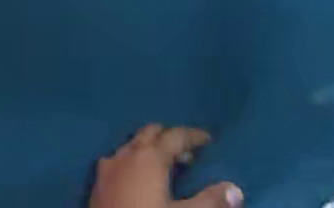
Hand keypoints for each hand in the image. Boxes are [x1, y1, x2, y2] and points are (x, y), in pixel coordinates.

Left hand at [90, 125, 242, 207]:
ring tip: (165, 167)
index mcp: (150, 156)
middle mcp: (128, 152)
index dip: (194, 136)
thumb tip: (235, 189)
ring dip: (150, 148)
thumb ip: (209, 201)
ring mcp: (109, 166)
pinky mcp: (97, 183)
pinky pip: (118, 160)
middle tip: (189, 155)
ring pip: (132, 144)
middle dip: (170, 138)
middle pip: (151, 132)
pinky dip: (132, 161)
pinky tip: (137, 180)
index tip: (210, 140)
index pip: (176, 135)